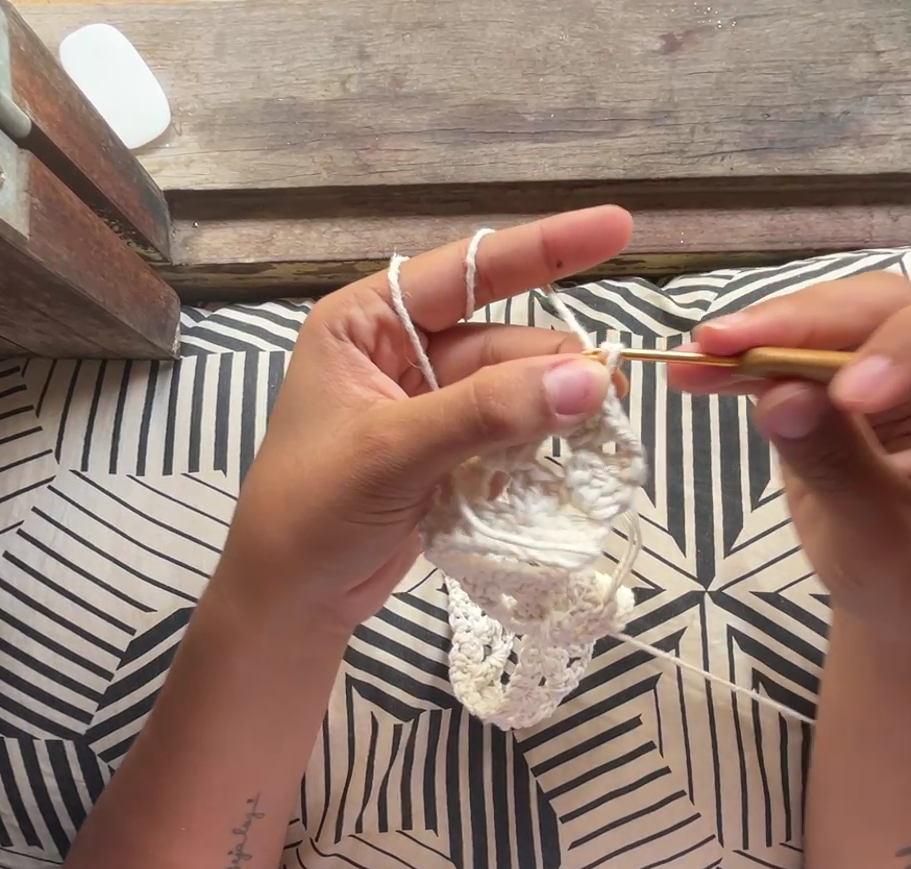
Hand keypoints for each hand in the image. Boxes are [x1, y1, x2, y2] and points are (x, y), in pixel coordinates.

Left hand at [219, 206, 635, 630]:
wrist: (294, 598)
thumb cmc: (311, 511)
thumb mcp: (392, 451)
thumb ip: (486, 412)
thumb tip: (587, 380)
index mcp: (367, 325)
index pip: (464, 272)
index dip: (544, 248)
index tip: (617, 228)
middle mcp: (399, 356)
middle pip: (501, 341)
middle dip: (556, 365)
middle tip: (611, 397)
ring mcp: (425, 410)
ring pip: (511, 393)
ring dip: (552, 412)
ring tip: (601, 433)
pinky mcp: (444, 457)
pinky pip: (505, 438)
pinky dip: (534, 450)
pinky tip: (561, 464)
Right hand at [671, 269, 910, 642]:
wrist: (897, 603)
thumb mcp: (886, 543)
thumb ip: (840, 468)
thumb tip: (777, 396)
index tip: (852, 397)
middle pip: (900, 305)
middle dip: (811, 325)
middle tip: (728, 346)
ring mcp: (908, 361)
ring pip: (840, 315)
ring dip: (765, 334)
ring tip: (698, 358)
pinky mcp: (848, 372)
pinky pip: (796, 350)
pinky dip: (745, 361)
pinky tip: (696, 372)